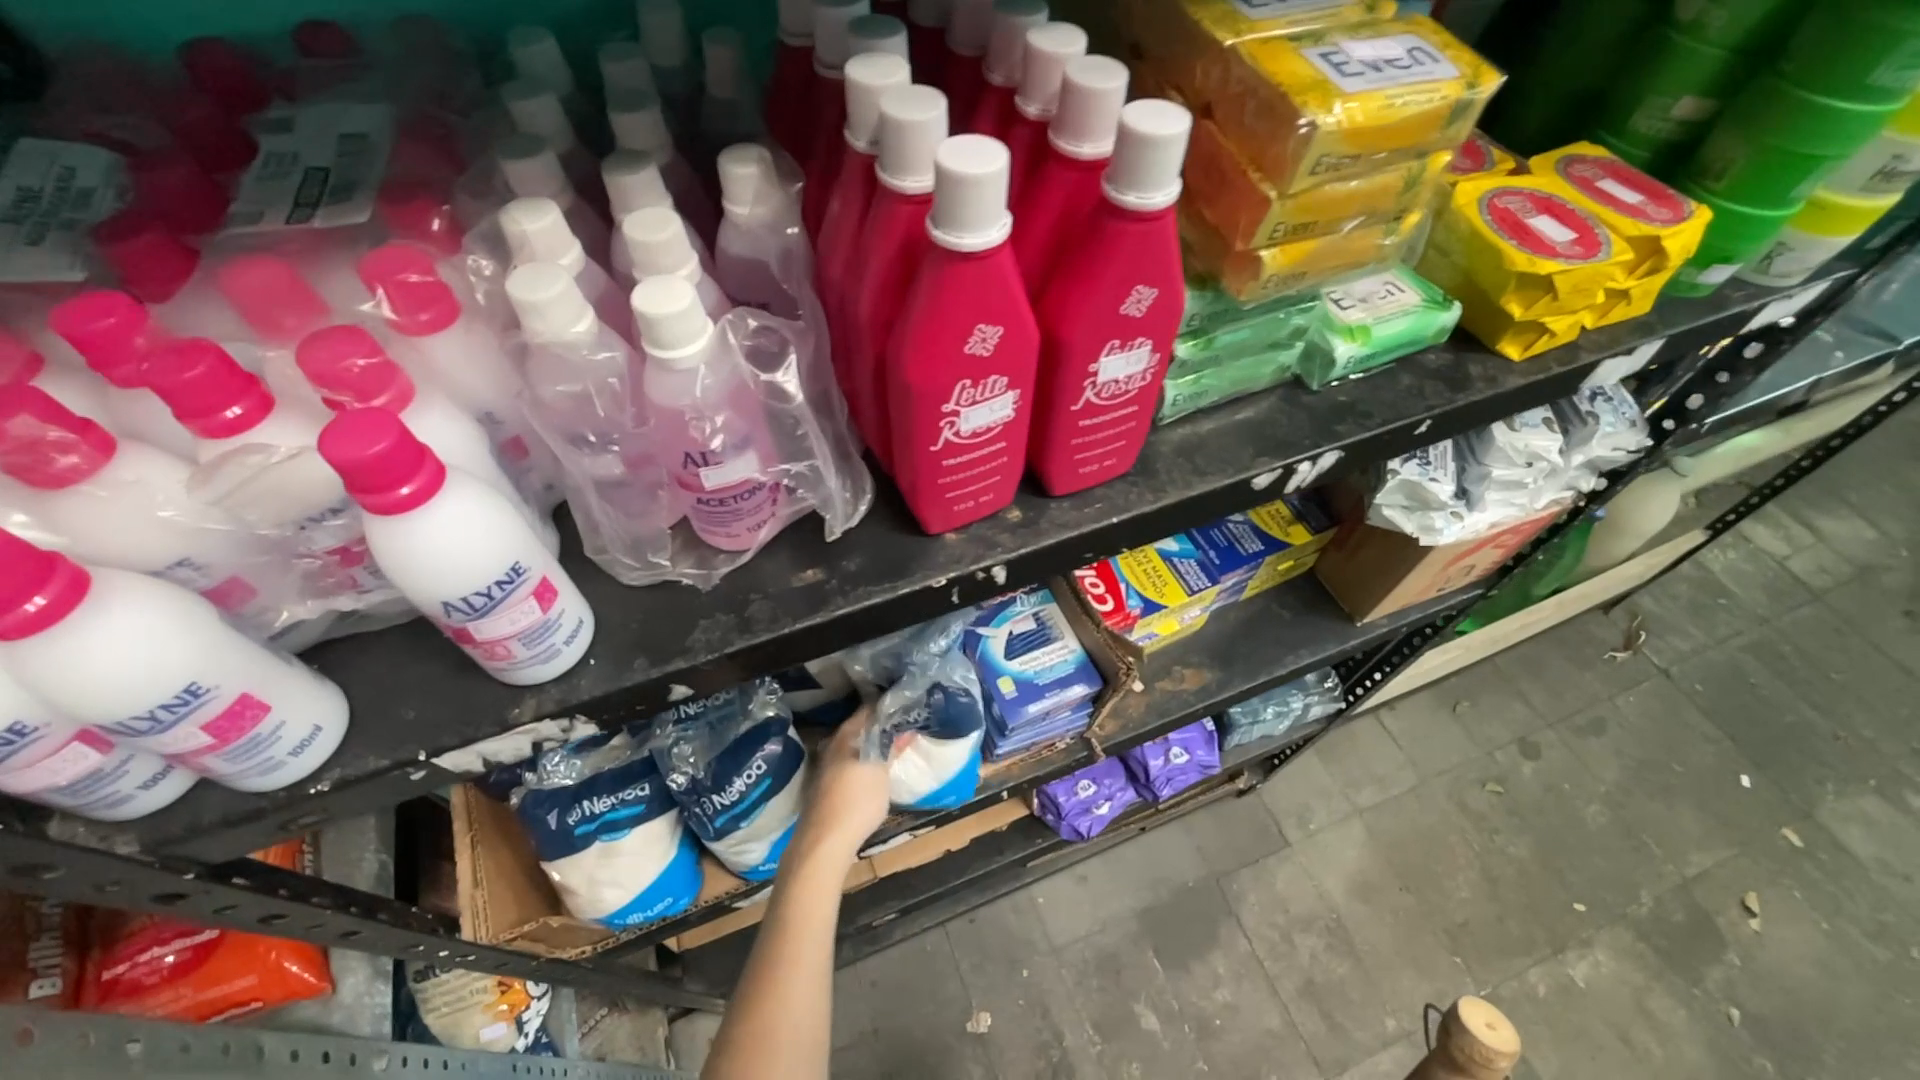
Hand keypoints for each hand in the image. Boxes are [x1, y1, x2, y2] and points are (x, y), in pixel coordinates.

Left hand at [794, 706, 891, 862]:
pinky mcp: (824, 787)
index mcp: (844, 736)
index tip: (905, 709)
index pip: (867, 711)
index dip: (887, 709)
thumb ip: (891, 748)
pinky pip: (848, 765)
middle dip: (879, 729)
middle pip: (858, 730)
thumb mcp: (881, 772)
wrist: (825, 841)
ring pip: (852, 748)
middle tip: (902, 730)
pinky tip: (872, 772)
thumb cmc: (857, 801)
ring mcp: (825, 767)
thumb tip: (903, 730)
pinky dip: (862, 763)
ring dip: (870, 747)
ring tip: (891, 750)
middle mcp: (831, 747)